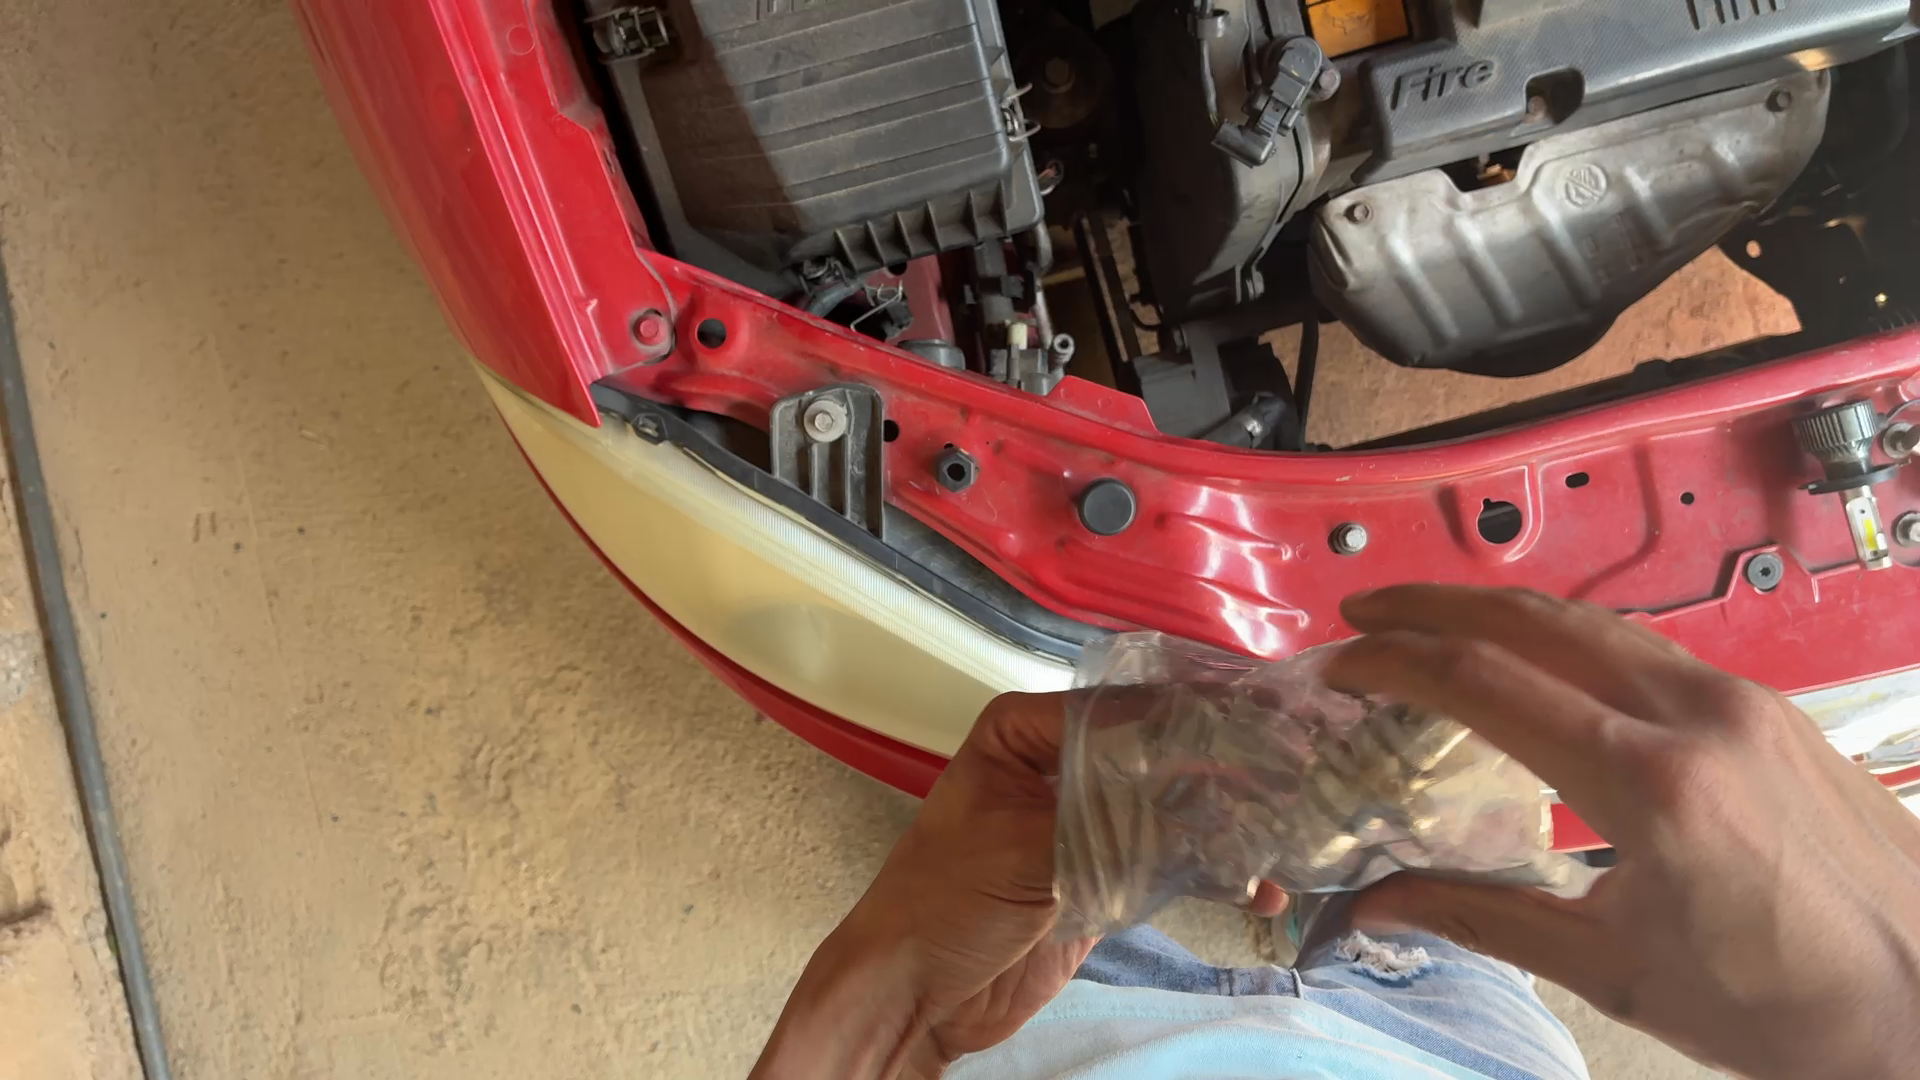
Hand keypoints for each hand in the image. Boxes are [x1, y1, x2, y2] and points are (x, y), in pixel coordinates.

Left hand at [749, 688, 1292, 1077]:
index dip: (1183, 716)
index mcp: (1024, 730)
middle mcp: (1059, 762)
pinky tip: (1254, 884)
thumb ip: (1109, 826)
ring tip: (1284, 828)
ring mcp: (1083, 818)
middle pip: (1148, 751)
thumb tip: (1207, 808)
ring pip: (1164, 803)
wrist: (917, 990)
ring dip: (1220, 817)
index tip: (1253, 725)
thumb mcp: (1022, 850)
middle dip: (1214, 765)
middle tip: (1287, 773)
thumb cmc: (946, 899)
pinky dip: (1206, 868)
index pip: (1116, 708)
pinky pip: (1163, 858)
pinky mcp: (1102, 870)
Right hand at [1326, 586, 1919, 1079]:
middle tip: (1358, 613)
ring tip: (1416, 615)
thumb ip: (1474, 917)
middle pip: (1524, 621)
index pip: (1481, 682)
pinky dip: (1541, 630)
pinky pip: (1622, 640)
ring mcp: (1732, 695)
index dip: (1394, 662)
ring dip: (1480, 605)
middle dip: (1425, 605)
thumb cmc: (1780, 1007)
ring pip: (1576, 617)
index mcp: (1645, 784)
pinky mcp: (1758, 699)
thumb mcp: (1613, 971)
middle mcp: (1688, 713)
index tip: (1339, 666)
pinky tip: (1512, 650)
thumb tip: (1365, 908)